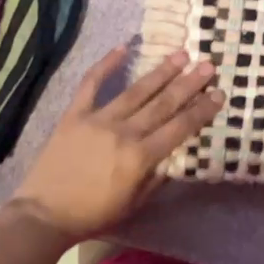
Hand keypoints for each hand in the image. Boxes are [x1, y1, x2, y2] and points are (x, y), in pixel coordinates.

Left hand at [7, 46, 220, 242]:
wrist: (44, 215)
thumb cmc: (94, 214)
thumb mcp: (135, 203)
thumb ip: (157, 177)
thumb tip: (175, 153)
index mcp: (140, 157)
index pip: (180, 128)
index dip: (202, 110)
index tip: (219, 93)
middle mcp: (124, 133)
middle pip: (163, 103)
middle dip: (189, 84)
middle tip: (208, 65)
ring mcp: (98, 120)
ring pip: (136, 90)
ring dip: (160, 72)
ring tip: (180, 55)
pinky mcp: (75, 115)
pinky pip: (91, 84)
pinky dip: (106, 65)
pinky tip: (123, 48)